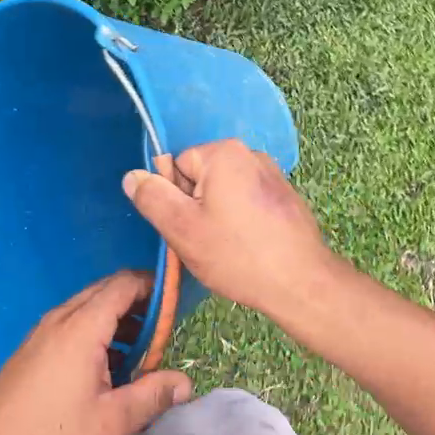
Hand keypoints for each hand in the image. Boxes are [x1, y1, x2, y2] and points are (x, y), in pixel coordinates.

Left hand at [0, 271, 192, 434]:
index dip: (152, 285)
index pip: (124, 283)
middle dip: (136, 302)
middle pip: (106, 290)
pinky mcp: (29, 348)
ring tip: (136, 352)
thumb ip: (152, 396)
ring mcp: (41, 331)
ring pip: (87, 307)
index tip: (175, 300)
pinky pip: (69, 323)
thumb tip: (185, 383)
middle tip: (160, 328)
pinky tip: (102, 367)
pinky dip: (93, 330)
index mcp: (82, 326)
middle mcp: (61, 318)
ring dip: (115, 319)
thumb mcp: (111, 422)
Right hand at [122, 140, 338, 318]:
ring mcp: (272, 174)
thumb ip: (153, 198)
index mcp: (224, 152)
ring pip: (225, 192)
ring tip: (230, 250)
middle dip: (198, 209)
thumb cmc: (237, 253)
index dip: (177, 200)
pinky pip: (248, 202)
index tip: (190, 228)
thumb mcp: (183, 228)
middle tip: (207, 243)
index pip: (179, 166)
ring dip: (220, 217)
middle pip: (202, 177)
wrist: (301, 282)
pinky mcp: (285, 196)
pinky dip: (243, 222)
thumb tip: (133, 176)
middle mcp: (250, 153)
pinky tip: (250, 249)